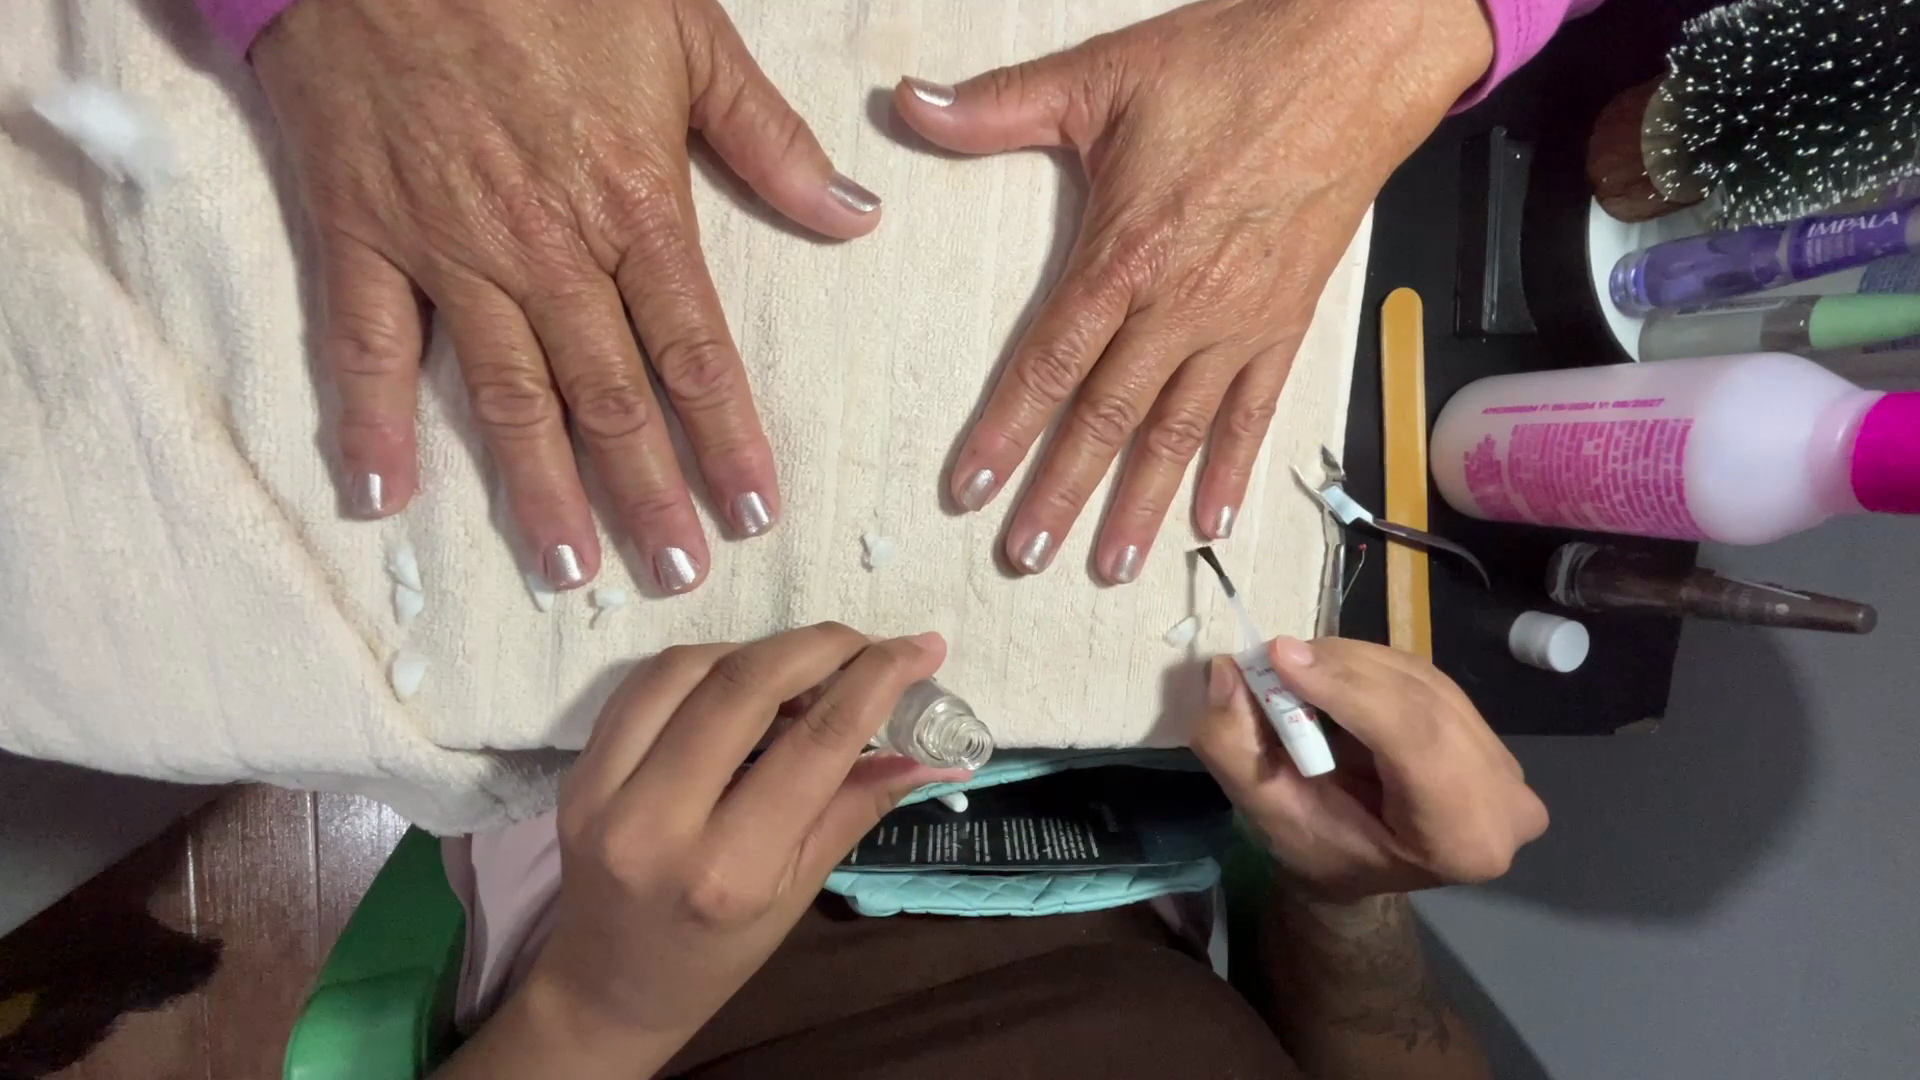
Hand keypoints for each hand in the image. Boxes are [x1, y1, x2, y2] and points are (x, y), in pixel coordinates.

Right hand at [253, 0, 882, 592]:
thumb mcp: (690, 39)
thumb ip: (774, 143)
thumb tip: (856, 215)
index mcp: (637, 213)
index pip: (698, 359)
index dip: (729, 444)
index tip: (754, 512)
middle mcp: (548, 254)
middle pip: (612, 404)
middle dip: (651, 497)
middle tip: (679, 574)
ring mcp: (450, 250)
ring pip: (507, 397)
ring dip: (540, 493)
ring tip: (570, 571)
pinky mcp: (360, 231)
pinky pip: (362, 343)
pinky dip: (367, 423)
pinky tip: (383, 498)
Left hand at [521, 625, 964, 1062]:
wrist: (605, 987)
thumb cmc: (718, 953)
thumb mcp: (802, 887)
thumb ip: (862, 802)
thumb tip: (935, 750)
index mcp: (729, 871)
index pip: (817, 744)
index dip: (877, 680)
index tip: (921, 647)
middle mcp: (658, 822)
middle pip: (747, 686)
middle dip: (823, 645)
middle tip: (867, 644)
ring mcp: (604, 789)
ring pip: (693, 667)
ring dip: (765, 647)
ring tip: (808, 663)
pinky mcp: (579, 767)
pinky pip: (649, 679)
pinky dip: (710, 659)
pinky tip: (744, 674)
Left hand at [893, 0, 1492, 582]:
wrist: (1358, 55)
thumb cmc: (1230, 64)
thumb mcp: (1104, 76)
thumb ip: (1000, 106)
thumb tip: (910, 105)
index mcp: (1123, 254)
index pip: (1047, 363)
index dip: (1004, 432)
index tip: (971, 491)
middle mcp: (1176, 307)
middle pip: (1104, 419)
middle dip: (1061, 493)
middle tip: (1025, 556)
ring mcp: (1235, 326)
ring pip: (1176, 434)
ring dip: (1139, 506)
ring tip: (1110, 566)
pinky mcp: (1283, 328)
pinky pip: (1253, 415)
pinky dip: (1231, 471)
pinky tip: (1212, 524)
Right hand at [1191, 638, 1547, 900]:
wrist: (1355, 862)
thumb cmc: (1314, 847)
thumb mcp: (1262, 809)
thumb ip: (1233, 745)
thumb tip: (1227, 671)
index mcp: (1462, 840)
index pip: (1414, 739)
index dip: (1346, 689)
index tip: (1278, 654)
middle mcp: (1507, 803)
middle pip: (1419, 700)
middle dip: (1340, 669)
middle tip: (1274, 656)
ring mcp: (1507, 766)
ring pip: (1420, 678)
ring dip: (1349, 662)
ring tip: (1295, 669)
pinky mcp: (1488, 736)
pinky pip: (1422, 675)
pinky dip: (1366, 665)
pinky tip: (1330, 675)